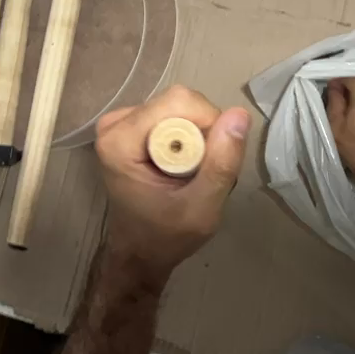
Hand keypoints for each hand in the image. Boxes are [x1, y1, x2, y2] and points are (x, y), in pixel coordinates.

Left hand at [94, 85, 249, 291]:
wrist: (139, 252)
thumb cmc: (166, 236)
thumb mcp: (203, 209)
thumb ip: (221, 163)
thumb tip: (240, 114)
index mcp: (120, 140)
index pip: (180, 102)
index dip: (208, 125)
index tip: (211, 162)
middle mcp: (114, 124)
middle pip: (178, 101)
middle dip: (202, 131)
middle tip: (203, 171)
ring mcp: (119, 122)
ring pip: (178, 106)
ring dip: (196, 135)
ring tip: (193, 171)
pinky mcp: (128, 125)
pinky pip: (170, 114)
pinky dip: (186, 136)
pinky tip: (183, 164)